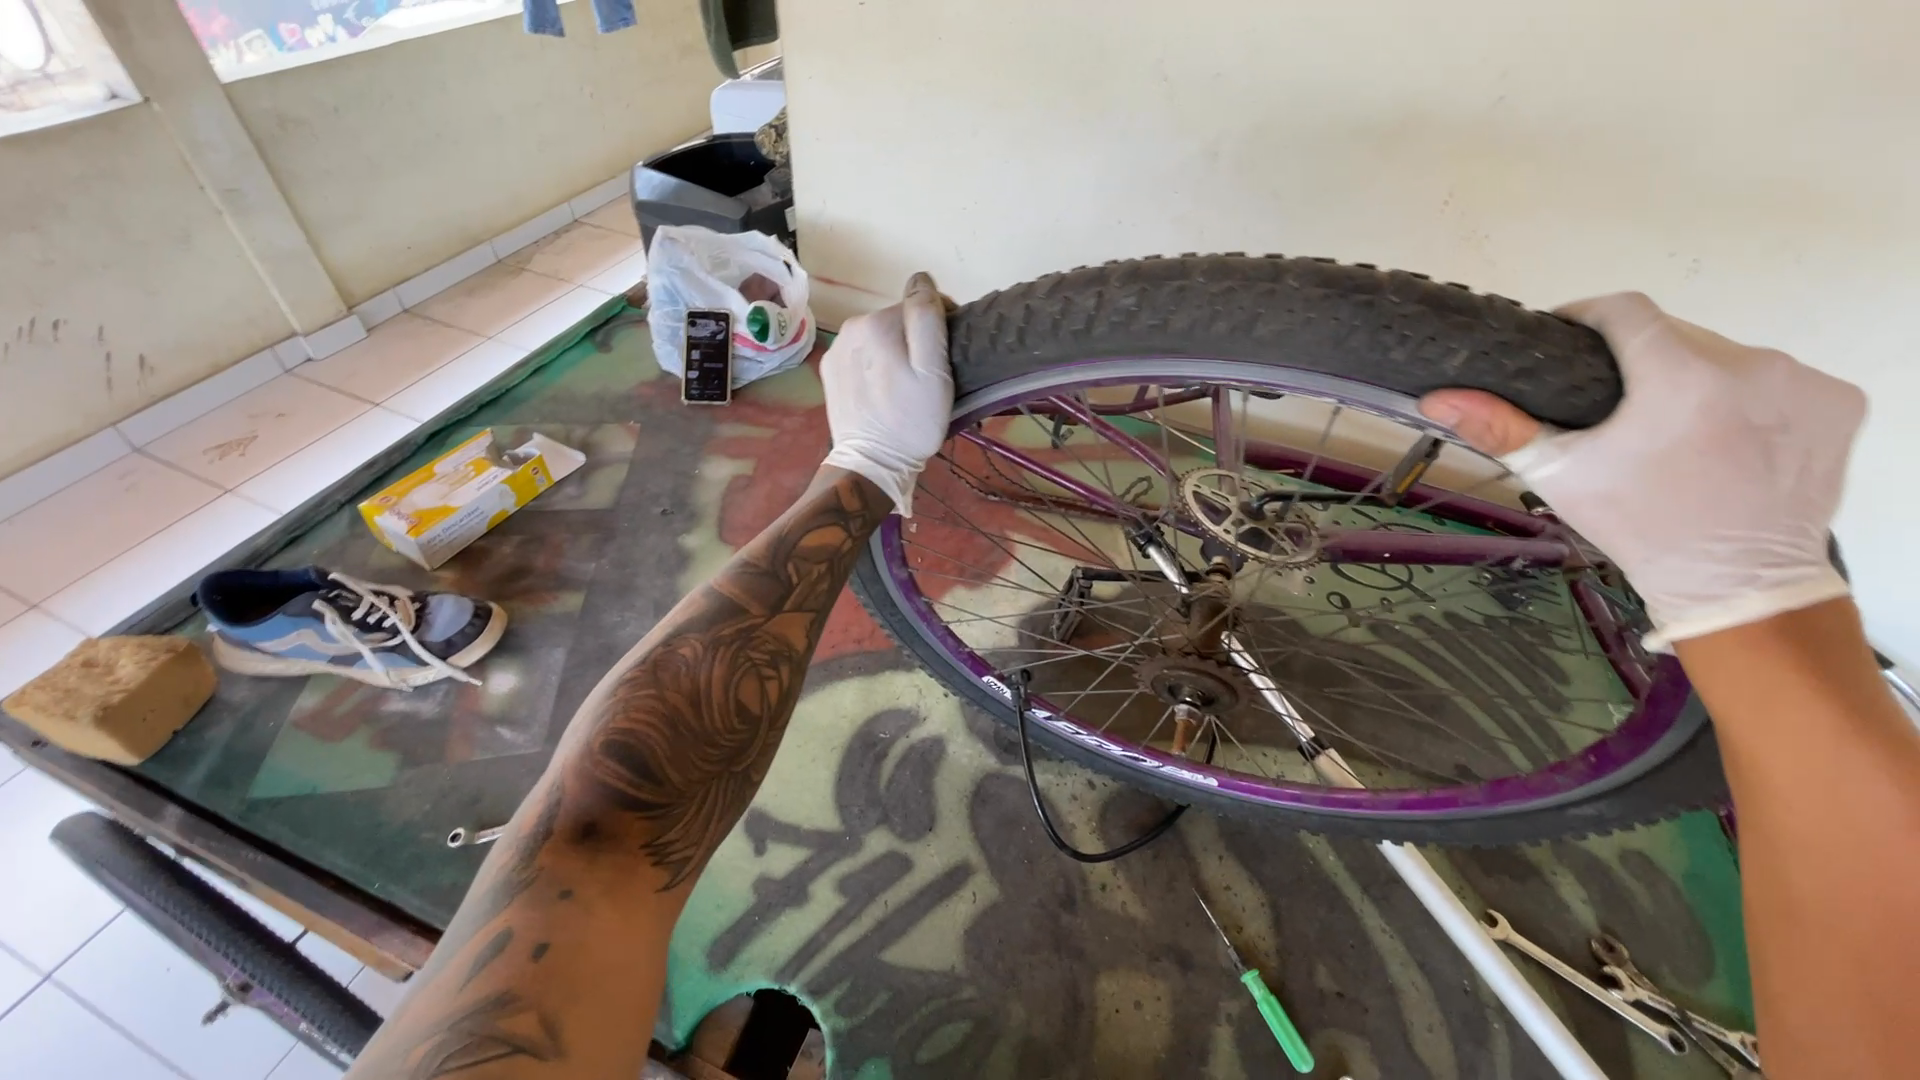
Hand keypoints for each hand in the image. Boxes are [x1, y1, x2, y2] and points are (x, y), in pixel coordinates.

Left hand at [820, 272, 954, 515]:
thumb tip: (921, 281)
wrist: (872, 463)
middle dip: (913, 339)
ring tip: (903, 385)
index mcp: (877, 322)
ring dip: (893, 352)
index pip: (918, 304)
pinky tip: (881, 391)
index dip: (940, 324)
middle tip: (926, 376)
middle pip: (896, 320)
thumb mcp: (934, 370)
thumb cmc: (911, 420)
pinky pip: (860, 355)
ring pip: (878, 337)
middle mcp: (850, 327)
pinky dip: (874, 366)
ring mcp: (835, 350)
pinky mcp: (829, 371)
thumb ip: (928, 319)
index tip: (948, 354)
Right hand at [1419, 291, 1865, 649]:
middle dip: (1640, 357)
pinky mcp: (1841, 401)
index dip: (1588, 316)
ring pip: (1726, 355)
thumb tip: (1437, 396)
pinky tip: (1724, 433)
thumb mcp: (1557, 476)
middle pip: (1677, 335)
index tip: (1566, 336)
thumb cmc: (1635, 524)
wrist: (1733, 581)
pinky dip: (1745, 395)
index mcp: (1679, 378)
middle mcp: (1753, 365)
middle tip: (1613, 403)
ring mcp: (1806, 383)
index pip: (1626, 310)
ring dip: (1692, 374)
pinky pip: (1776, 378)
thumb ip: (1500, 428)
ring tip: (1667, 421)